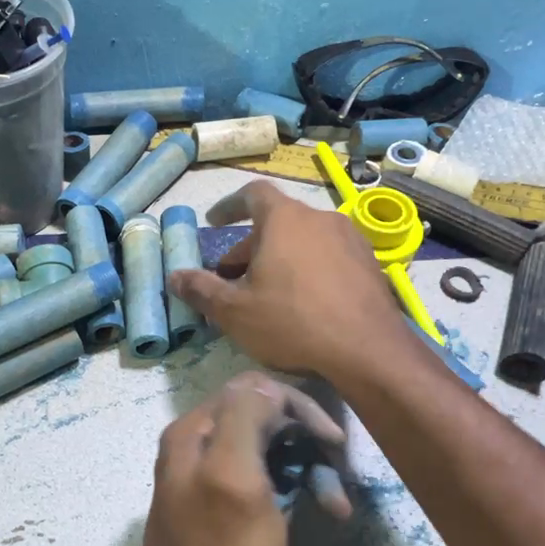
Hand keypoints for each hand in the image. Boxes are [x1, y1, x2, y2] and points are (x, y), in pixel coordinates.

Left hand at [109, 373, 350, 545]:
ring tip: (335, 509)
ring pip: (271, 455)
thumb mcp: (236, 478)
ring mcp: (209, 480)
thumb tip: (269, 387)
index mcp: (195, 431)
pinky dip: (292, 496)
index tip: (336, 443)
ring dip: (308, 474)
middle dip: (309, 445)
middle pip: (266, 421)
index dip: (301, 410)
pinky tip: (317, 517)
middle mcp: (197, 447)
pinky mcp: (222, 512)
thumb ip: (247, 418)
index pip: (256, 390)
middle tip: (340, 481)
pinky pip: (265, 486)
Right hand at [168, 180, 410, 377]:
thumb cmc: (293, 323)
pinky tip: (302, 304)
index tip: (214, 222)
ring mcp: (350, 240)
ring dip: (279, 260)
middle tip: (232, 279)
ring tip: (266, 294)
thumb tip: (174, 276)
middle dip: (250, 248)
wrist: (368, 350)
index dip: (228, 206)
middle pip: (277, 223)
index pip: (252, 194)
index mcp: (285, 219)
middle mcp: (320, 219)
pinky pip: (328, 258)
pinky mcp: (370, 264)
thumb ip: (201, 290)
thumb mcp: (235, 311)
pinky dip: (307, 270)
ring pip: (303, 241)